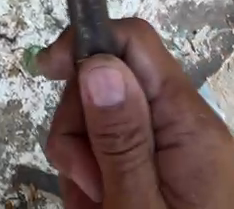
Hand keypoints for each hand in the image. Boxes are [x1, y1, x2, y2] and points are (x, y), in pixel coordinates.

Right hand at [37, 19, 233, 208]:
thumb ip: (119, 139)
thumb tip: (98, 61)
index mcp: (190, 125)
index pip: (134, 42)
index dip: (85, 42)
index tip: (43, 73)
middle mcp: (185, 126)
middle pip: (107, 76)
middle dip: (78, 121)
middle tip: (83, 180)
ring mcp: (173, 149)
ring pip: (98, 114)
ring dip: (80, 157)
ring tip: (92, 205)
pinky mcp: (160, 171)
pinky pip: (106, 149)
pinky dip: (89, 175)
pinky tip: (97, 206)